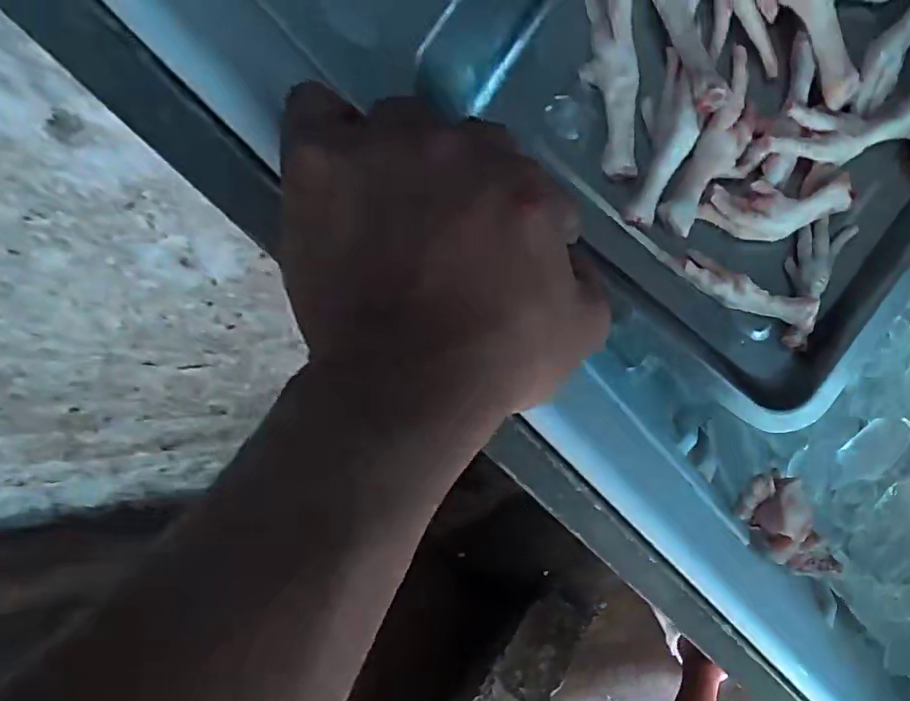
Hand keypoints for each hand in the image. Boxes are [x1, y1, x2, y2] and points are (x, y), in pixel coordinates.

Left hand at [276, 83, 608, 419]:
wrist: (405, 383)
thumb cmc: (501, 363)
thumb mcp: (583, 334)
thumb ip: (589, 281)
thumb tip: (570, 257)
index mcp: (530, 195)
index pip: (547, 195)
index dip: (542, 233)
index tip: (525, 265)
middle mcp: (463, 153)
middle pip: (484, 147)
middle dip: (486, 186)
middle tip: (470, 236)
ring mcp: (387, 147)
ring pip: (410, 122)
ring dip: (419, 156)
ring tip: (408, 207)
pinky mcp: (320, 158)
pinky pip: (321, 108)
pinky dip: (337, 132)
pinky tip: (350, 172)